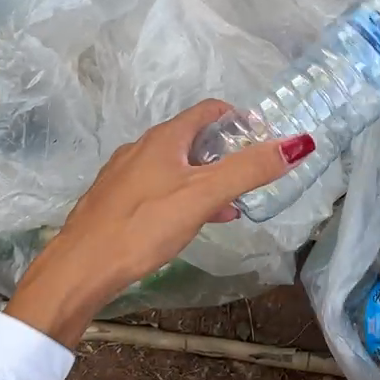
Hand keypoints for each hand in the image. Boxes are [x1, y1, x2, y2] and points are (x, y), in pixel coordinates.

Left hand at [5, 100, 313, 347]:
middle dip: (226, 153)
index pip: (209, 111)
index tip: (264, 139)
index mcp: (164, 139)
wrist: (79, 268)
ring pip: (176, 167)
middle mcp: (142, 149)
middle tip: (252, 177)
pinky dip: (184, 197)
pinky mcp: (115, 203)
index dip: (240, 120)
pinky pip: (159, 189)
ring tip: (230, 206)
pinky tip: (192, 224)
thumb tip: (300, 143)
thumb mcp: (205, 196)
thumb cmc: (143, 226)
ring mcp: (125, 176)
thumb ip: (250, 169)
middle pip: (193, 139)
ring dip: (206, 178)